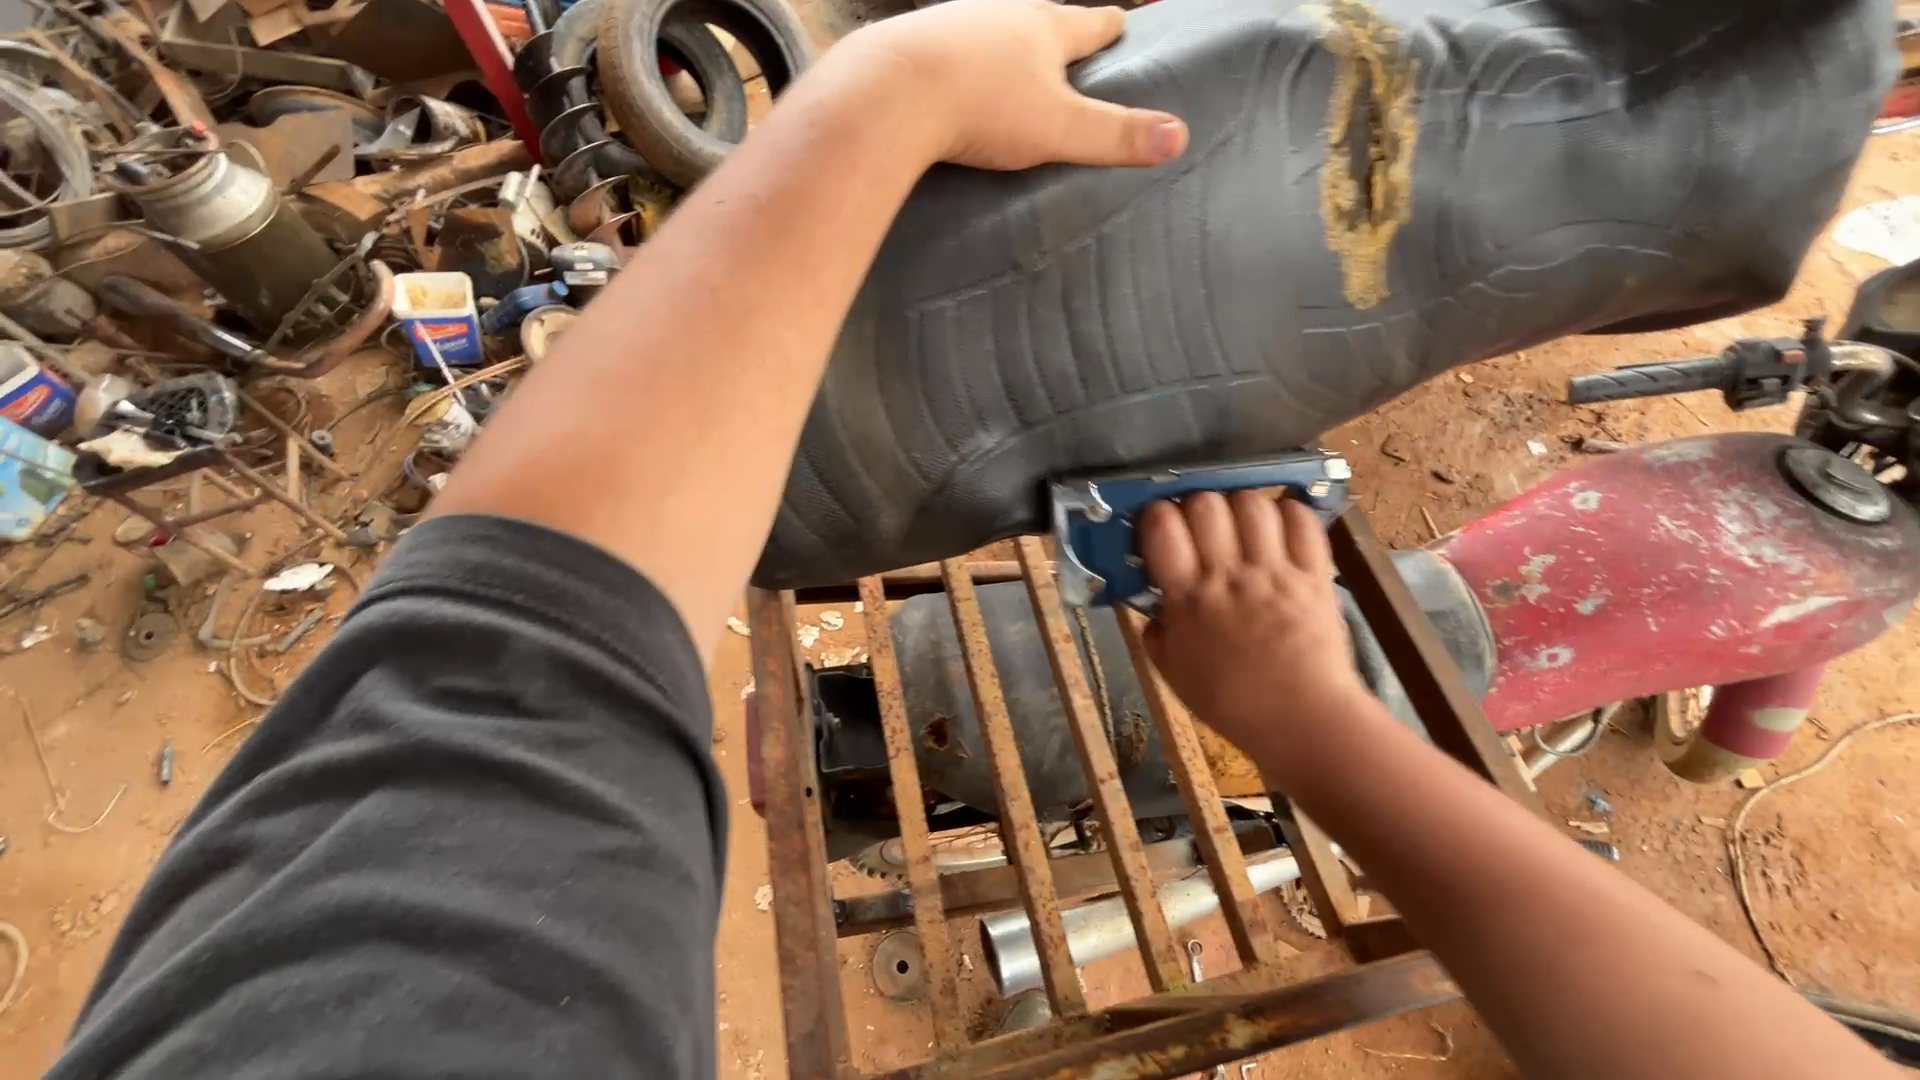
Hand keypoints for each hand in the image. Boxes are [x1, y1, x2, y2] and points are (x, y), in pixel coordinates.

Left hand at [833, 0, 1188, 168]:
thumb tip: (1178, 137)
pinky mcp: (911, 46)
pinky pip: (944, 52)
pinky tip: (950, 80)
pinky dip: (956, 64)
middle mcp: (998, 13)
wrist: (892, 93)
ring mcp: (951, 24)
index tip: (1119, 21)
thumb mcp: (1058, 128)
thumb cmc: (983, 106)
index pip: (1087, 23)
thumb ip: (1113, 136)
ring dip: (1000, 45)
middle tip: (1061, 42)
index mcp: (1042, 28)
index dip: (1106, 26)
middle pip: (1036, 19)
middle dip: (1051, 32)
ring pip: (987, 30)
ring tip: (1005, 65)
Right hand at [1138, 493, 1368, 744]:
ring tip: (1241, 523)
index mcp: (1188, 598)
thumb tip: (1152, 609)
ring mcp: (1274, 571)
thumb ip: (1156, 634)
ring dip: (1241, 505)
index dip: (1156, 514)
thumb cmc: (1231, 702)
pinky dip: (1289, 513)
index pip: (1162, 526)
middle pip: (1205, 504)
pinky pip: (1302, 522)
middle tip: (1200, 524)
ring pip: (1253, 504)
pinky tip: (1279, 526)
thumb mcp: (1173, 674)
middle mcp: (1228, 575)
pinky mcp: (1314, 574)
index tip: (1158, 525)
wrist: (1302, 720)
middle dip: (1196, 504)